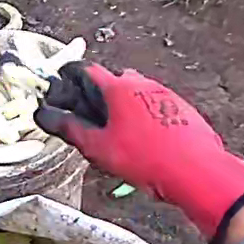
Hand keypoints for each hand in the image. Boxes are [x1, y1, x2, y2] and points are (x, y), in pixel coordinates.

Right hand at [35, 62, 243, 243]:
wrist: (199, 172)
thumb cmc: (145, 158)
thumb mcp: (98, 147)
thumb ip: (70, 128)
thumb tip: (44, 115)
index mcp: (118, 88)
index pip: (85, 71)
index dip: (67, 79)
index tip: (58, 89)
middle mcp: (142, 84)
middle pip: (110, 82)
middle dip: (95, 97)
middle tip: (86, 120)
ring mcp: (165, 95)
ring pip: (133, 94)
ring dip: (119, 108)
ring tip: (114, 134)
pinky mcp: (181, 109)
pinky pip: (152, 106)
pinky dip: (141, 117)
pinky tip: (140, 141)